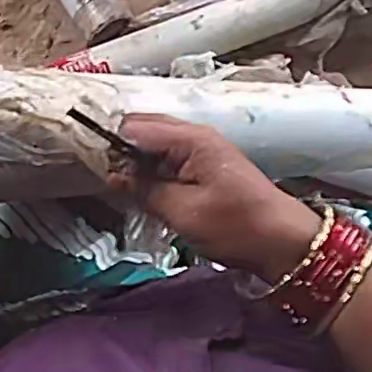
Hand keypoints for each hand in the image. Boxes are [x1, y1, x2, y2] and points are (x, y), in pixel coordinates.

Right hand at [106, 115, 321, 281]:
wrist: (285, 243)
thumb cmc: (236, 226)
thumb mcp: (183, 212)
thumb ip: (144, 189)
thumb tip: (112, 174)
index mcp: (190, 139)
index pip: (135, 128)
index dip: (109, 142)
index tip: (86, 161)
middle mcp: (195, 136)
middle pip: (144, 129)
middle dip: (119, 148)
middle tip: (98, 174)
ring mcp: (202, 150)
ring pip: (155, 144)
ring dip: (134, 160)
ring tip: (114, 183)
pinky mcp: (205, 166)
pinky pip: (168, 158)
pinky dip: (150, 169)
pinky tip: (139, 187)